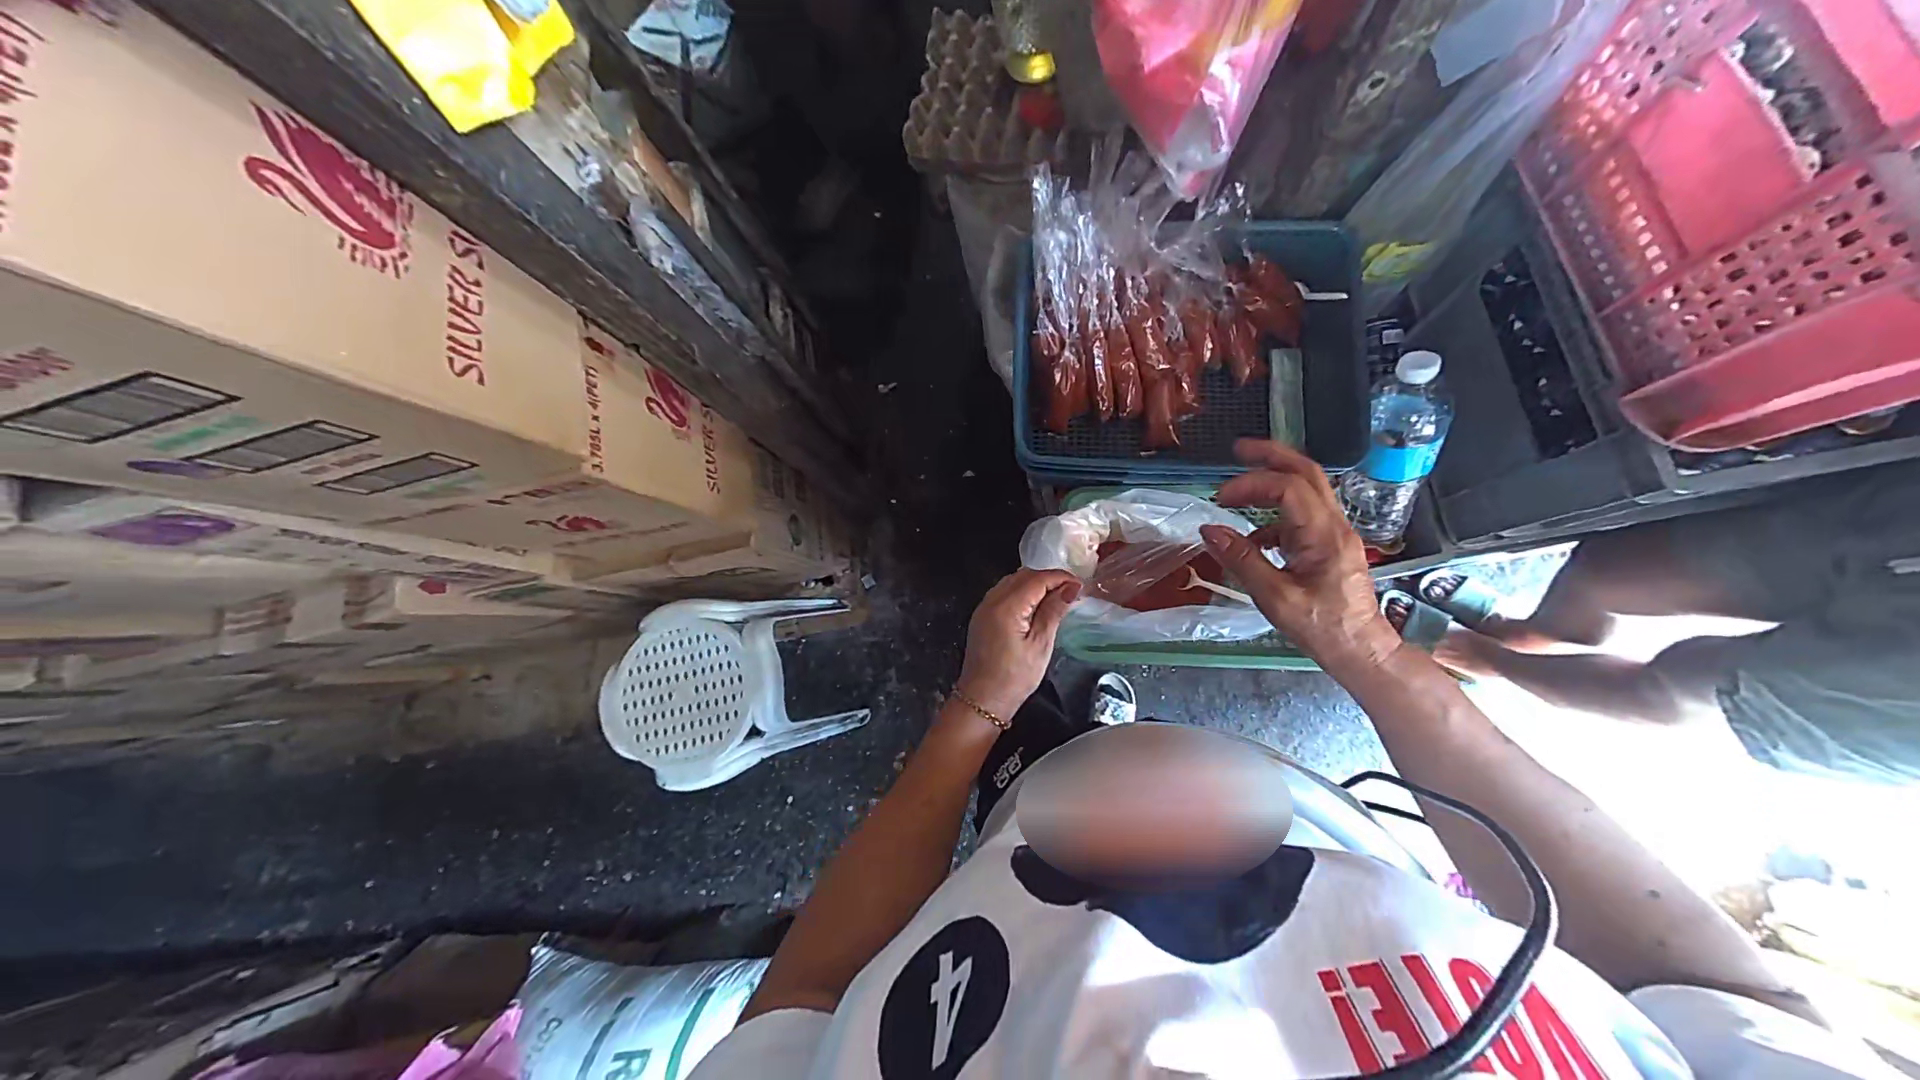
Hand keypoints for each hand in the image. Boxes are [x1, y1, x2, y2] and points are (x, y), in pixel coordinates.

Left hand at [955, 568, 1081, 719]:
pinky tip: (1035, 605)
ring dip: (1034, 583)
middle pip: (1023, 575)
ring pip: (1012, 582)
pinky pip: (1003, 593)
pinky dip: (1021, 592)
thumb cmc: (1014, 677)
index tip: (1079, 585)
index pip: (1036, 579)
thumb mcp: (1040, 645)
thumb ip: (1053, 611)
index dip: (1060, 577)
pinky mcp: (982, 616)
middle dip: (1048, 578)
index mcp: (1006, 606)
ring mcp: (984, 607)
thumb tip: (1070, 588)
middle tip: (1070, 591)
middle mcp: (991, 600)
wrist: (982, 699)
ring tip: (1056, 597)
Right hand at [1199, 439, 1400, 675]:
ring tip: (1238, 489)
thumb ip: (1241, 560)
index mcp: (1323, 536)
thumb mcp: (1274, 597)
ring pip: (1308, 489)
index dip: (1250, 484)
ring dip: (1273, 480)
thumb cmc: (1321, 628)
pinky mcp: (1330, 544)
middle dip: (1271, 456)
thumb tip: (1209, 530)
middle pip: (1307, 473)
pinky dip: (1274, 514)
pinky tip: (1253, 537)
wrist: (1361, 650)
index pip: (1287, 488)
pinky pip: (1302, 514)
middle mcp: (1334, 526)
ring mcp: (1335, 533)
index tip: (1220, 499)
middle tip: (1238, 449)